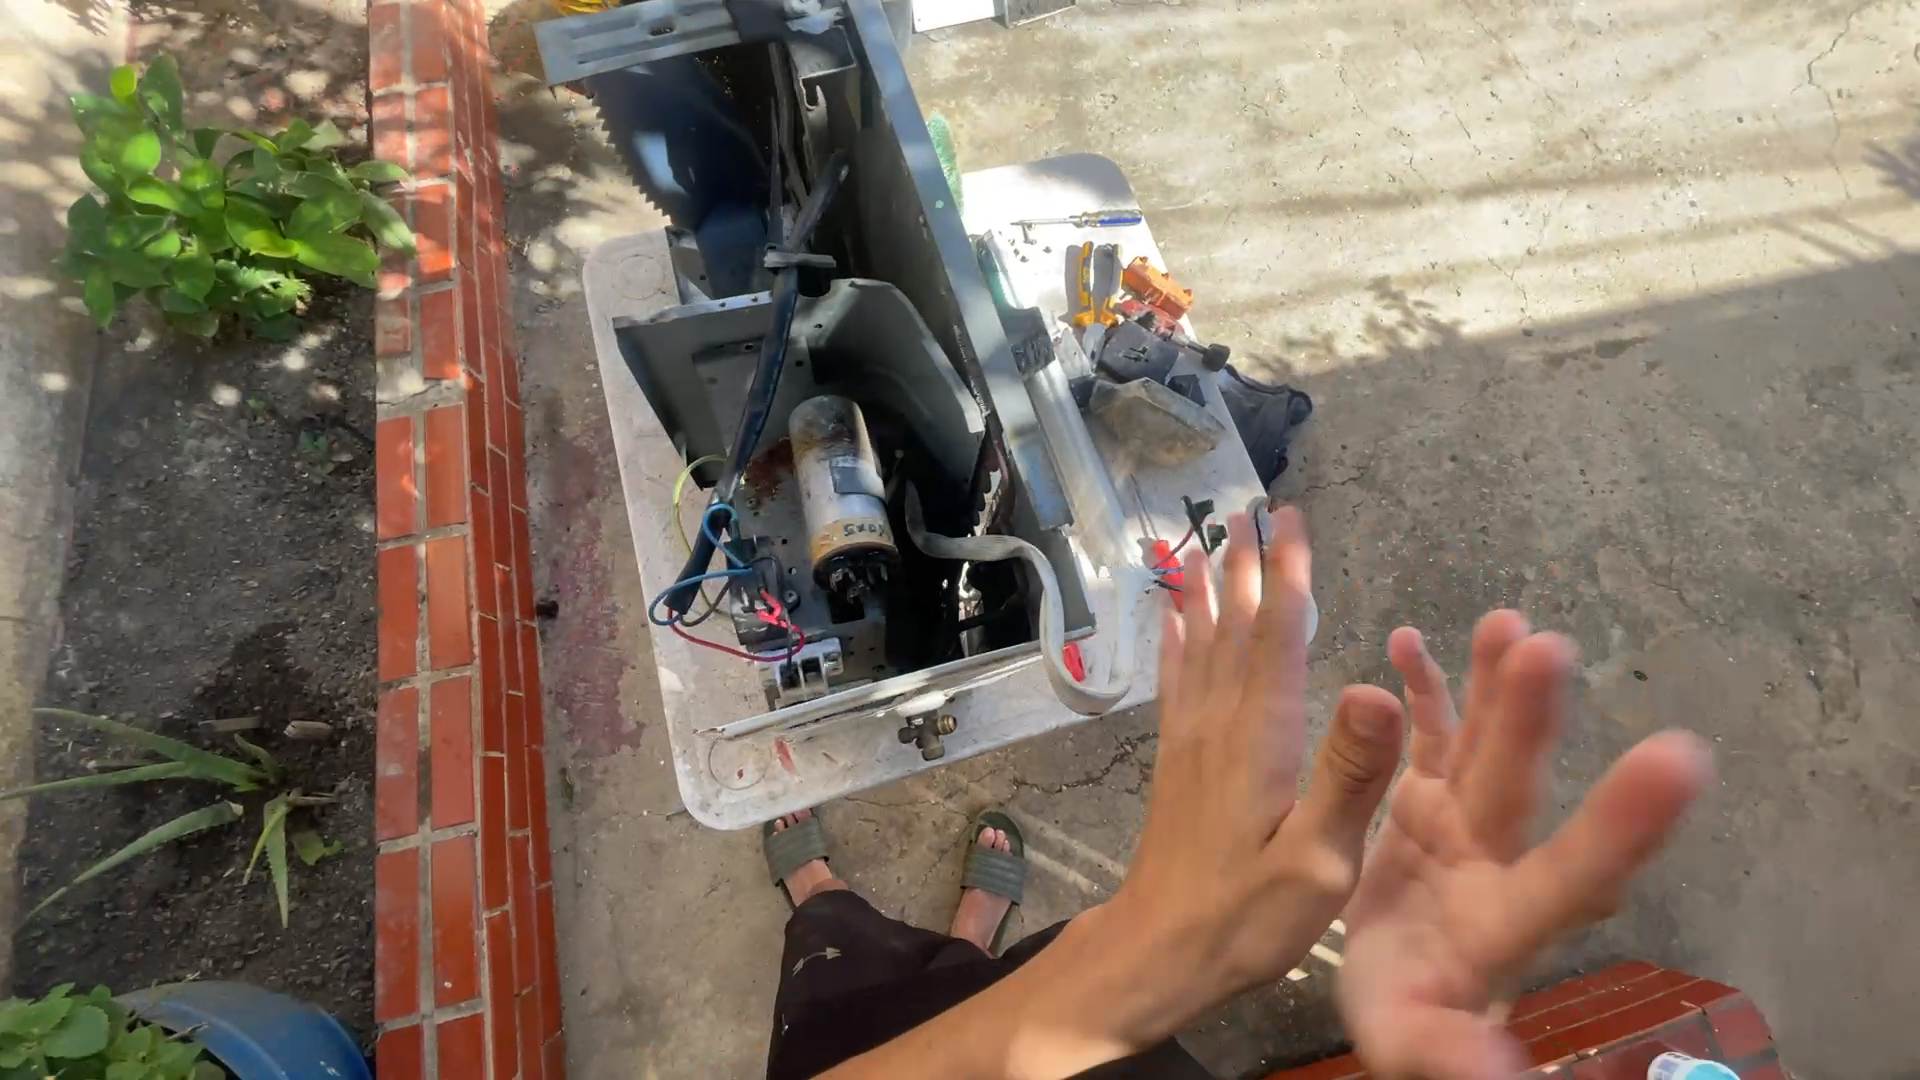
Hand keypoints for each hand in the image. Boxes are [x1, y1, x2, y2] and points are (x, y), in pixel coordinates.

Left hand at [1099, 508, 1409, 1040]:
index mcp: (1262, 734)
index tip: (1287, 520)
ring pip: (1199, 641)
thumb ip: (1350, 775)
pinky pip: (1174, 678)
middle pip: (1235, 624)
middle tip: (1245, 512)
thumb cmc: (1249, 913)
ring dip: (1205, 590)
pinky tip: (1170, 617)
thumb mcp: (1319, 860)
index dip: (1287, 573)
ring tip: (1203, 544)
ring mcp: (1189, 731)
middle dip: (1247, 565)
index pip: (1277, 633)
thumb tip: (1376, 687)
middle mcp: (1219, 717)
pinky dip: (1173, 638)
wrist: (1163, 940)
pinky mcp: (1173, 751)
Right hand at [1337, 613, 1713, 1079]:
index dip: (1623, 821)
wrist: (1386, 980)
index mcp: (1499, 920)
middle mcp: (1490, 856)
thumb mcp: (1412, 1045)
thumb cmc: (1405, 1017)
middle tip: (1548, 645)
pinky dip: (1422, 688)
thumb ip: (1452, 1058)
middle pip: (1514, 784)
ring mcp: (1456, 819)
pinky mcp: (1420, 798)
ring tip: (1507, 622)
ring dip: (1491, 685)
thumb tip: (1509, 1074)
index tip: (1680, 760)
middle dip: (1531, 718)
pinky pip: (1426, 734)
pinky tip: (1412, 640)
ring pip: (1478, 743)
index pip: (1573, 872)